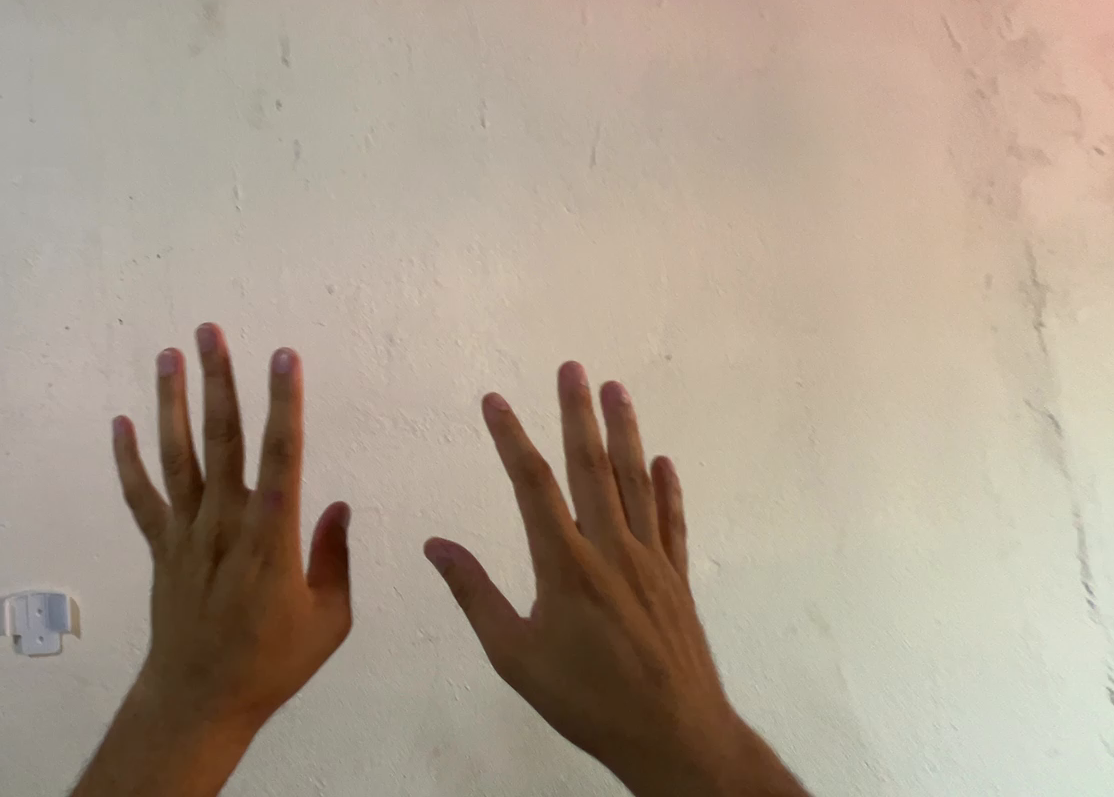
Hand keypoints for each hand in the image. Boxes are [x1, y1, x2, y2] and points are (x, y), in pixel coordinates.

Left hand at [73, 324, 352, 796]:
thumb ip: (336, 559)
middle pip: (221, 437)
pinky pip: (140, 495)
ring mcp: (186, 529)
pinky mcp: (160, 544)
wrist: (202, 698)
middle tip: (209, 331)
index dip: (284, 402)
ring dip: (170, 402)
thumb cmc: (272, 660)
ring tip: (167, 356)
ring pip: (177, 454)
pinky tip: (118, 422)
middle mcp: (225, 519)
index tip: (284, 356)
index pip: (283, 454)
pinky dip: (126, 460)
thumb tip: (340, 506)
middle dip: (217, 380)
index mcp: (271, 534)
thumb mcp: (329, 620)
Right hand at [425, 363, 807, 796]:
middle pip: (590, 467)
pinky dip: (668, 488)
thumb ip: (474, 594)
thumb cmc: (587, 699)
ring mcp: (650, 561)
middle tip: (571, 369)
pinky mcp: (676, 580)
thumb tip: (434, 545)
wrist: (679, 744)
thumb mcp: (514, 656)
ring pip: (634, 483)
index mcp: (565, 564)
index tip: (494, 400)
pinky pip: (671, 523)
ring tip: (616, 389)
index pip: (532, 484)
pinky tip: (663, 459)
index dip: (511, 438)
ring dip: (624, 432)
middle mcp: (610, 549)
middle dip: (577, 414)